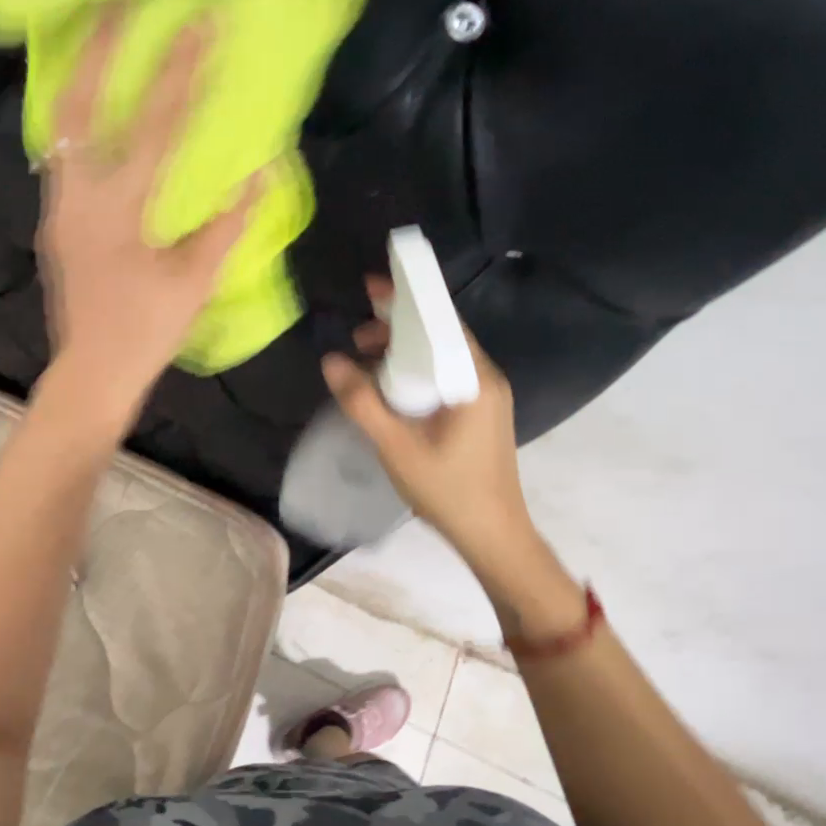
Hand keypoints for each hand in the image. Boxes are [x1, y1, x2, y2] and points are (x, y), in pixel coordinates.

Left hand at [36, 8, 262, 415]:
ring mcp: (57, 209)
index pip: (156, 125)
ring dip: (78, 81)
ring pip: (58, 130)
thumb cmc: (148, 330)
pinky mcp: (52, 223)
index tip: (200, 19)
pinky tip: (90, 110)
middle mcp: (78, 198)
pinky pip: (58, 157)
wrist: (91, 371)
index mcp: (121, 209)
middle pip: (78, 108)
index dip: (182, 69)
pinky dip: (73, 122)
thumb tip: (265, 167)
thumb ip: (230, 221)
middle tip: (112, 1)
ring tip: (95, 41)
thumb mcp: (198, 279)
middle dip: (97, 51)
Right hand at [321, 278, 533, 551]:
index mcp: (474, 380)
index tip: (372, 288)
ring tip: (364, 363)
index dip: (407, 301)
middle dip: (398, 328)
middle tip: (357, 338)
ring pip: (441, 358)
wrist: (494, 536)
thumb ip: (362, 402)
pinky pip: (444, 378)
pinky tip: (387, 389)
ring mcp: (484, 398)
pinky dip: (414, 373)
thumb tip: (331, 361)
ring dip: (403, 353)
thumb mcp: (396, 446)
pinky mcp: (478, 415)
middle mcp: (485, 380)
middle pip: (441, 336)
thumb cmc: (448, 490)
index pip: (442, 322)